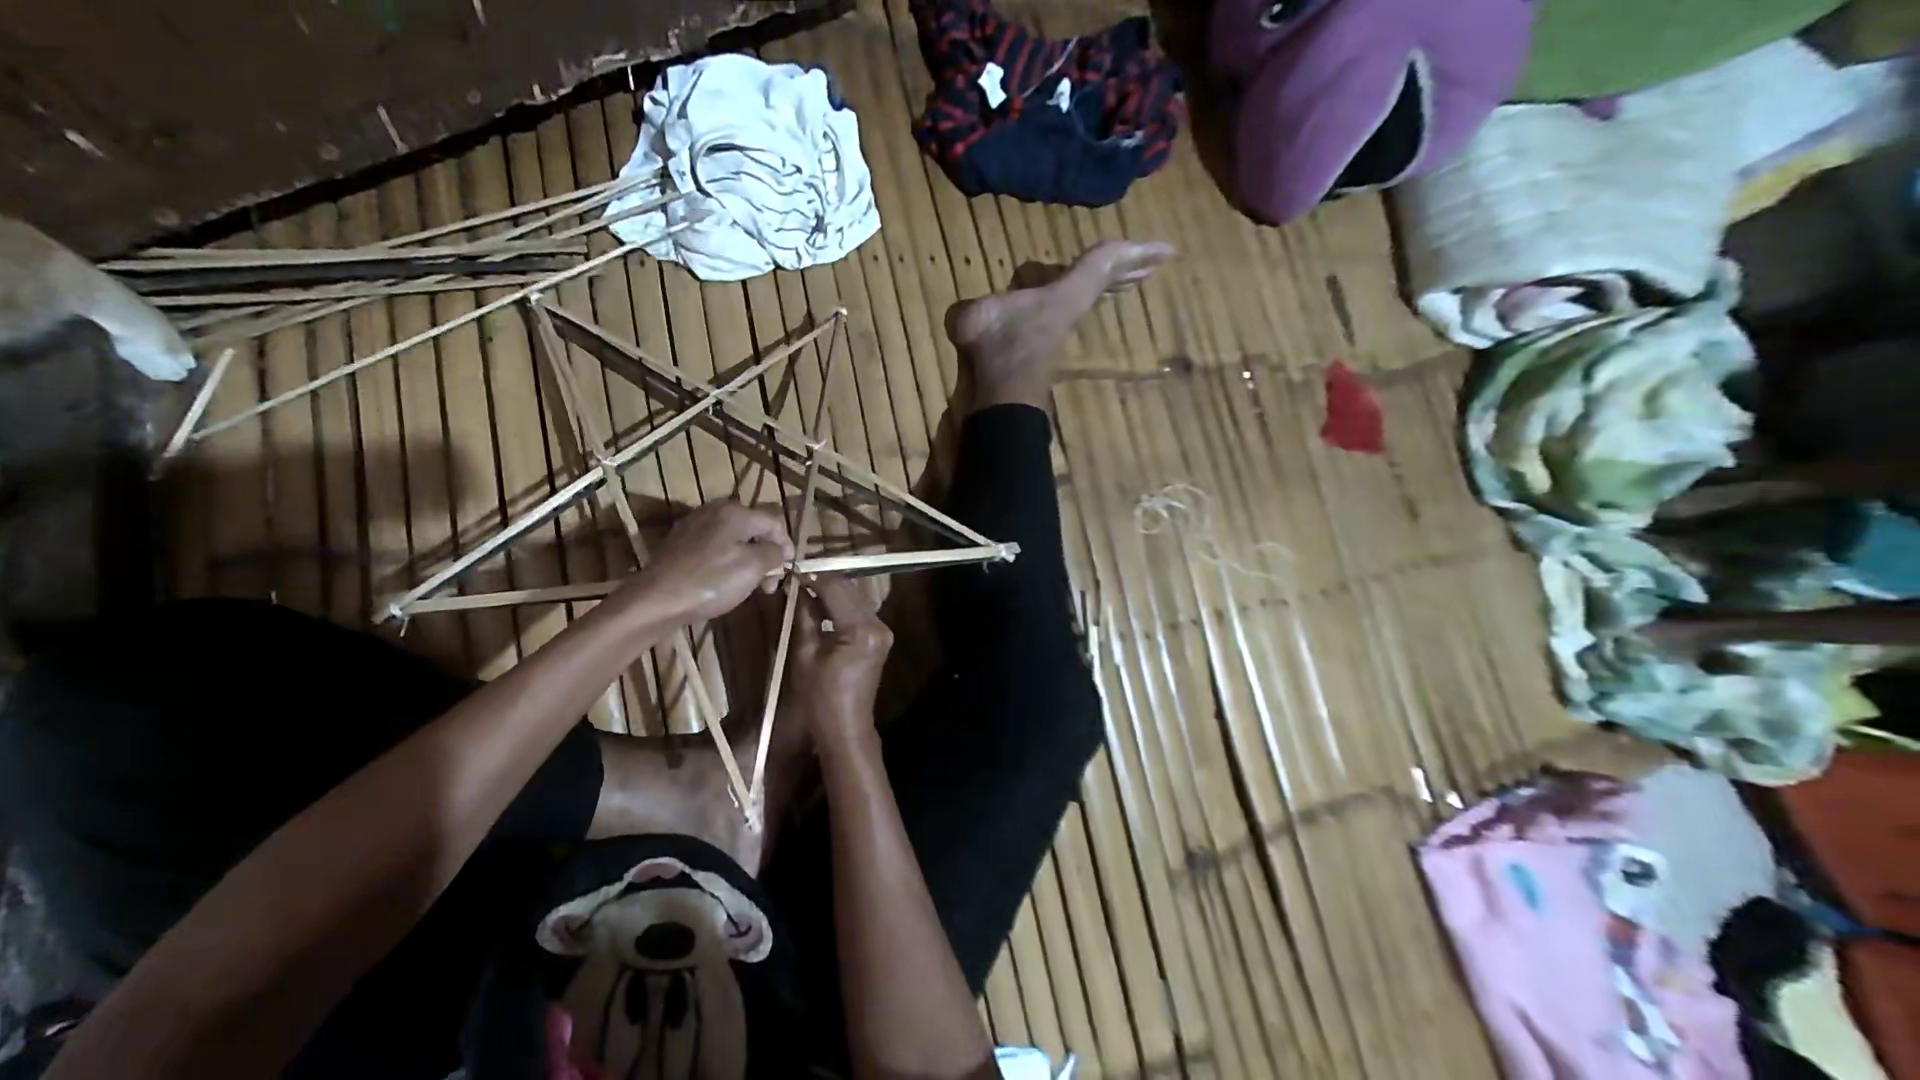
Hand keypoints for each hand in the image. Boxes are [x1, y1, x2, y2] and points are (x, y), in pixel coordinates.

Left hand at [635, 502, 791, 622]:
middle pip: (753, 528)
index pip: (774, 522)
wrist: (657, 599)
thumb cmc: (711, 581)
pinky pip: (714, 547)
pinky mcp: (680, 543)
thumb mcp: (753, 567)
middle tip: (771, 581)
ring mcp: (694, 526)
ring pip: (734, 539)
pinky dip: (727, 561)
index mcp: (735, 512)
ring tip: (751, 585)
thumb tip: (778, 550)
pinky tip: (726, 581)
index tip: (790, 568)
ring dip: (748, 559)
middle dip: (767, 554)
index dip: (787, 544)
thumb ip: (774, 553)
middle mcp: (714, 511)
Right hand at [790, 574, 892, 747]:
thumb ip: (804, 616)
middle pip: (849, 589)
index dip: (813, 578)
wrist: (845, 726)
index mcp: (860, 630)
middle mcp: (878, 625)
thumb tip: (796, 587)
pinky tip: (822, 606)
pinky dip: (842, 605)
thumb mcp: (805, 654)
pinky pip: (860, 611)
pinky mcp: (881, 636)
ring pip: (856, 597)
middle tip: (797, 580)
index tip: (793, 573)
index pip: (835, 589)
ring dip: (833, 591)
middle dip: (823, 581)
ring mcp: (883, 630)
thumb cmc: (820, 697)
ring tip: (805, 591)